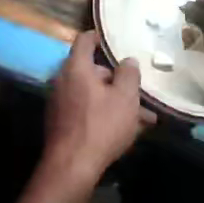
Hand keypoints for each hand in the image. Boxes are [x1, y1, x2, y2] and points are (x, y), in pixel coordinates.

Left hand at [42, 30, 151, 190]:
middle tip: (139, 93)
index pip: (84, 40)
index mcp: (76, 68)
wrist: (71, 165)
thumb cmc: (101, 125)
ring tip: (144, 119)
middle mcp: (62, 81)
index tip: (114, 40)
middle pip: (91, 71)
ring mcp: (59, 102)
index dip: (99, 37)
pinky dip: (104, 114)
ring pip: (92, 94)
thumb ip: (128, 75)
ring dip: (115, 102)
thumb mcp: (125, 98)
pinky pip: (86, 109)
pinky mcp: (60, 122)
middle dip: (117, 81)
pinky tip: (126, 131)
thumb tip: (128, 60)